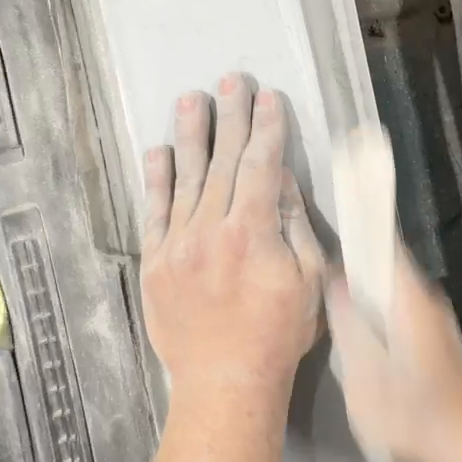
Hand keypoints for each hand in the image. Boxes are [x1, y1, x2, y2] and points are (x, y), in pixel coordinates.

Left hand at [142, 76, 324, 407]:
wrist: (225, 382)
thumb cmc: (279, 333)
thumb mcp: (308, 280)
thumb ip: (295, 227)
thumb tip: (284, 184)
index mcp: (252, 232)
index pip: (261, 166)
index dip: (267, 129)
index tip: (269, 98)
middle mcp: (210, 230)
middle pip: (222, 161)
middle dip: (231, 117)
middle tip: (232, 80)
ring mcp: (176, 245)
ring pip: (184, 178)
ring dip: (190, 135)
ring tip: (191, 99)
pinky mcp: (155, 262)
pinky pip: (153, 212)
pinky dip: (155, 180)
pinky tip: (157, 151)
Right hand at [327, 249, 461, 461]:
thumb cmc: (412, 414)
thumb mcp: (364, 375)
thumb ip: (349, 326)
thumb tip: (337, 284)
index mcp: (411, 299)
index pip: (385, 247)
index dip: (358, 235)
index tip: (329, 230)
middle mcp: (427, 301)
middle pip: (387, 269)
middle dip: (355, 266)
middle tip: (317, 268)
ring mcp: (434, 320)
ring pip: (392, 292)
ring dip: (365, 292)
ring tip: (329, 297)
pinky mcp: (434, 340)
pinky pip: (399, 311)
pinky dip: (377, 312)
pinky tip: (355, 329)